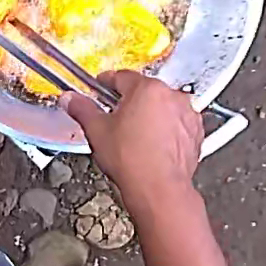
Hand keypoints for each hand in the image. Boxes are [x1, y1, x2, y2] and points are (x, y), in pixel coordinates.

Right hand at [64, 71, 201, 215]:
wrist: (158, 188)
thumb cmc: (132, 160)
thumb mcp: (96, 131)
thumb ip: (82, 109)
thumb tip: (70, 99)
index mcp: (146, 89)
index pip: (122, 77)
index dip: (107, 82)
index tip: (101, 86)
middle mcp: (171, 97)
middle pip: (144, 92)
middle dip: (129, 102)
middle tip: (114, 118)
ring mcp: (186, 114)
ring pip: (162, 107)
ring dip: (149, 115)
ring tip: (134, 136)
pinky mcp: (194, 133)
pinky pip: (176, 124)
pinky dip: (165, 130)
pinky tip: (152, 145)